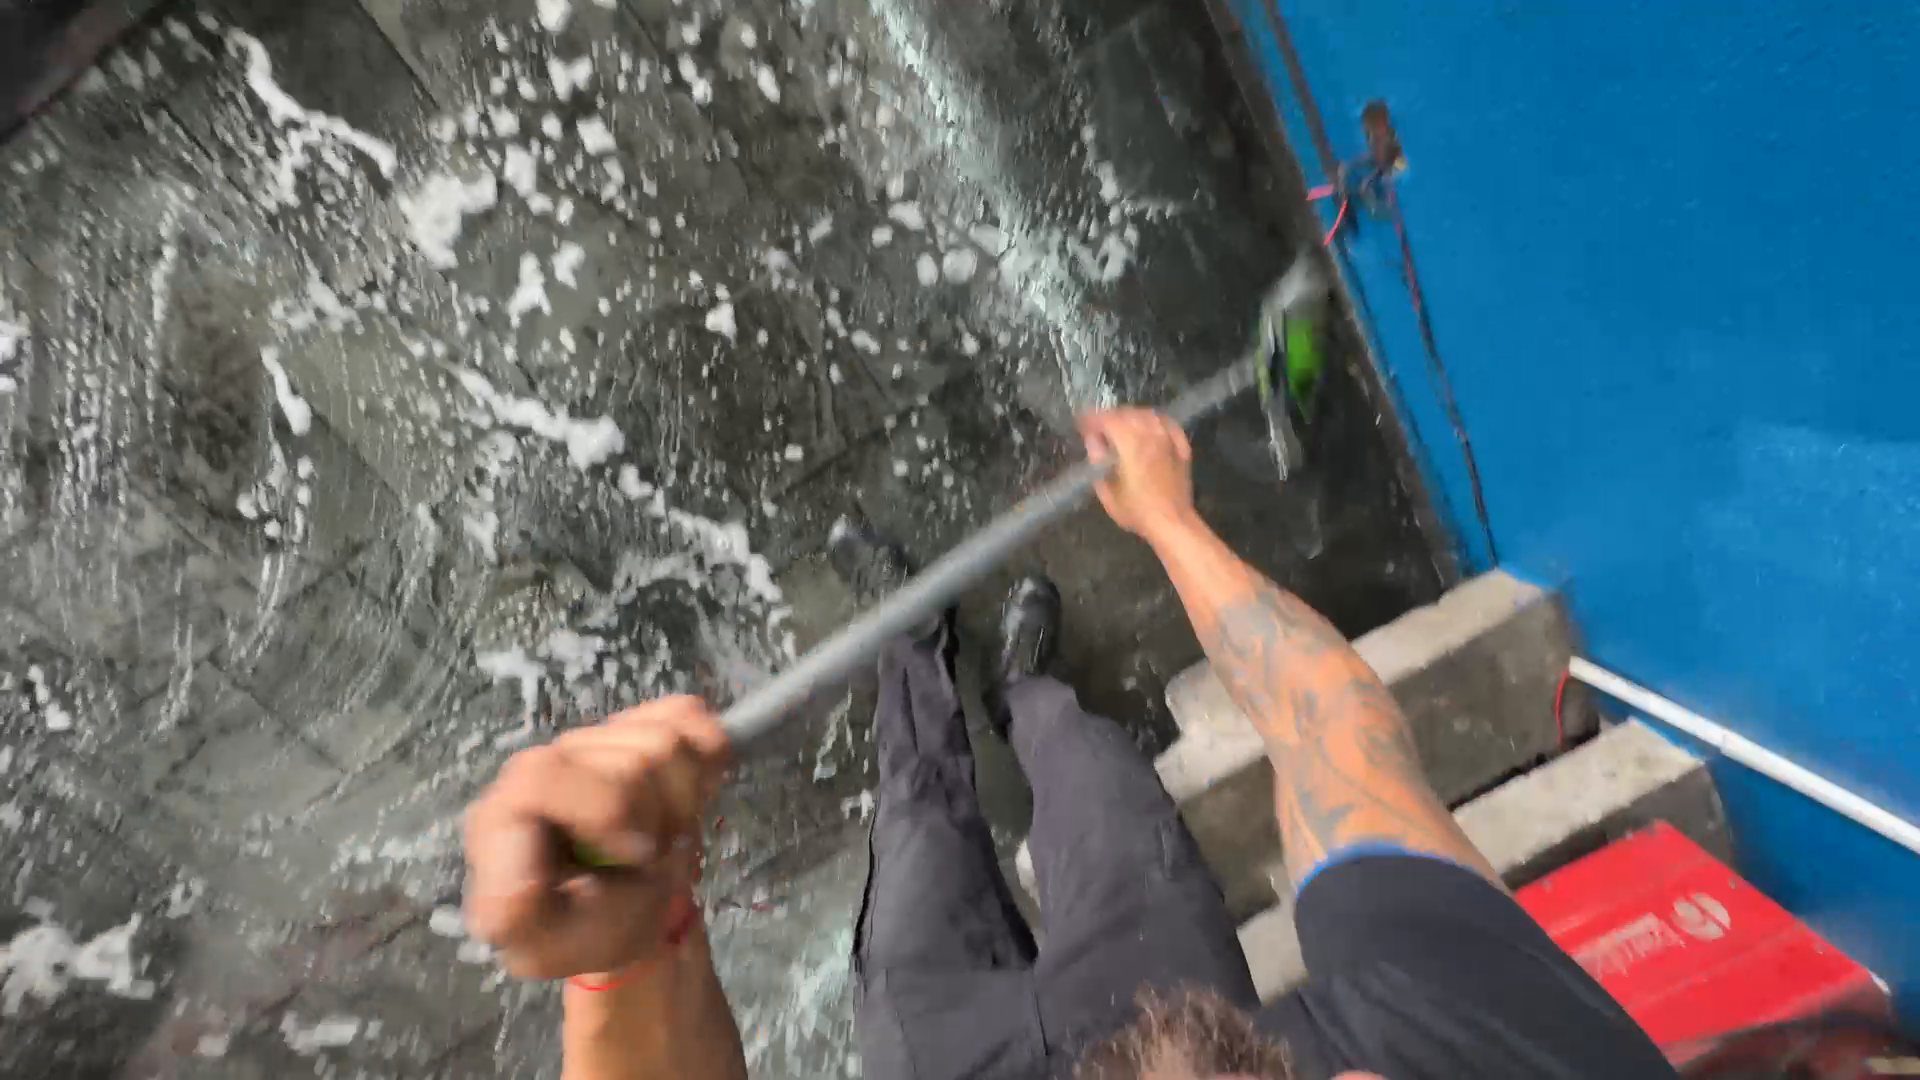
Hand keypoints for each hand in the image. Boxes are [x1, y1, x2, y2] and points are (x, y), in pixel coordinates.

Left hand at [463, 696, 729, 980]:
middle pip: (632, 756)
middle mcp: (552, 760)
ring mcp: (602, 736)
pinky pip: (691, 716)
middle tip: (651, 857)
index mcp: (508, 810)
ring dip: (685, 798)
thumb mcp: (544, 943)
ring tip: (663, 831)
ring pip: (669, 737)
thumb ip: (519, 916)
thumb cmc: (581, 928)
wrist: (625, 908)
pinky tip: (685, 797)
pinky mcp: (644, 722)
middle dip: (660, 817)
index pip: (545, 774)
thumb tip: (519, 886)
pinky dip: (705, 760)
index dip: (606, 808)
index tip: (640, 855)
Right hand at [1079, 408, 1196, 541]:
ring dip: (1130, 416)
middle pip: (1127, 413)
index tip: (1081, 423)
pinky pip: (1167, 423)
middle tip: (1098, 428)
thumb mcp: (1107, 492)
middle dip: (1109, 417)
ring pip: (1147, 415)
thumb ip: (1098, 463)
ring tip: (1120, 426)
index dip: (1092, 418)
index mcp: (1130, 446)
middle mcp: (1150, 437)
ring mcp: (1168, 440)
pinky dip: (1154, 420)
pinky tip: (1148, 426)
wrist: (1172, 522)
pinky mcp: (1181, 447)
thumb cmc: (1136, 511)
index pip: (1108, 420)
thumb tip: (1093, 442)